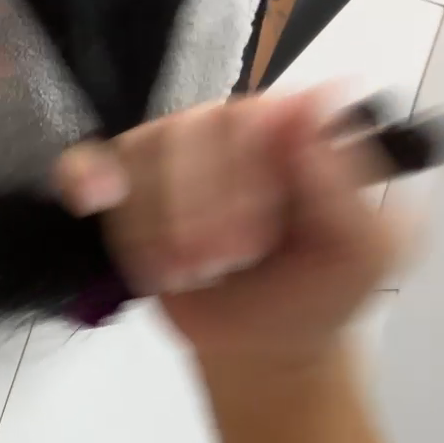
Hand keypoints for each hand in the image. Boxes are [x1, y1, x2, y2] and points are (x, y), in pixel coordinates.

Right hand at [53, 92, 399, 363]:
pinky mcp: (127, 185)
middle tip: (213, 268)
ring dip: (148, 224)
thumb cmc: (316, 295)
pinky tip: (93, 201)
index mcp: (299, 128)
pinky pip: (90, 162)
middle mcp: (232, 125)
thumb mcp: (360, 252)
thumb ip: (341, 182)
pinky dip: (83, 176)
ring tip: (177, 273)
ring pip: (139, 153)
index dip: (238, 183)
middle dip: (190, 212)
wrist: (256, 339)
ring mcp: (174, 153)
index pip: (251, 118)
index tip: (246, 246)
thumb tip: (308, 102)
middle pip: (185, 133)